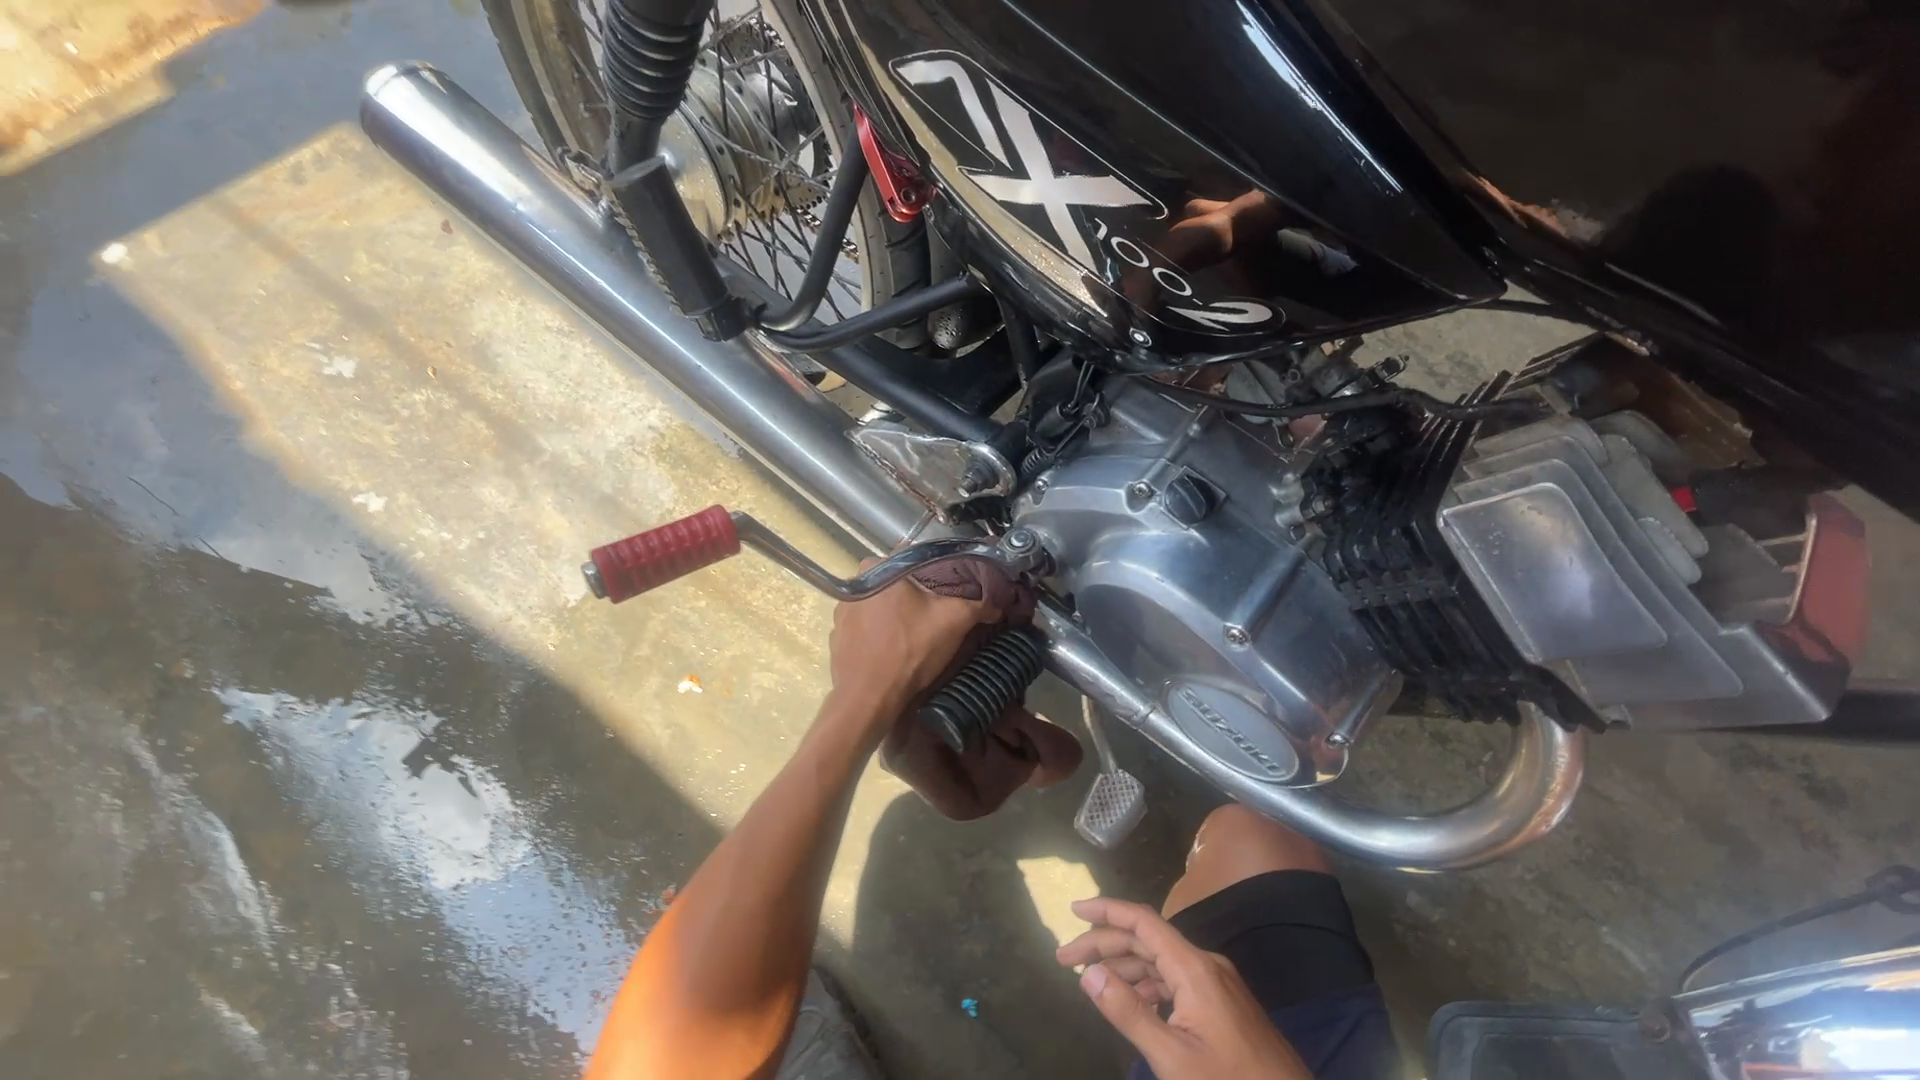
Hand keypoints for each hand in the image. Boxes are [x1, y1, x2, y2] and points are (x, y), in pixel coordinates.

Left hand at [827, 563, 1000, 729]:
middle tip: (940, 612)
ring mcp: (842, 611)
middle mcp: (854, 582)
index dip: (939, 569)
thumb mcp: (954, 622)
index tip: (954, 585)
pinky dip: (881, 634)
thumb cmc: (909, 651)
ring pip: (881, 604)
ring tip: (919, 634)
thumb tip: (997, 605)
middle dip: (919, 594)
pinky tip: (896, 650)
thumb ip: (979, 605)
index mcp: (878, 567)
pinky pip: (867, 627)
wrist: (868, 699)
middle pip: (898, 581)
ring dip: (898, 614)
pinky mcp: (838, 637)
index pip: (915, 556)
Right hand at [1057, 898, 1309, 1079]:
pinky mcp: (1223, 1003)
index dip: (1106, 911)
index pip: (1143, 922)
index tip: (1073, 911)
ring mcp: (1217, 983)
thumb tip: (1091, 974)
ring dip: (1124, 965)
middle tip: (1065, 961)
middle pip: (1147, 940)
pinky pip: (1176, 979)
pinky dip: (1147, 983)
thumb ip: (1129, 1013)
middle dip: (1104, 944)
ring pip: (1161, 960)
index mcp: (1195, 968)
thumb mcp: (1173, 1058)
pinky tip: (1129, 998)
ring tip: (1089, 980)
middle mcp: (1206, 965)